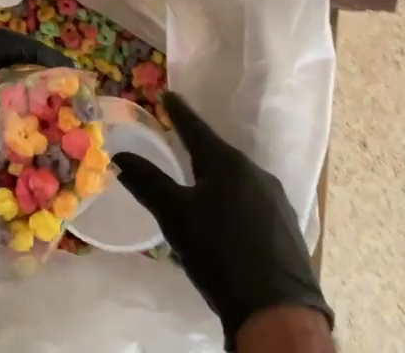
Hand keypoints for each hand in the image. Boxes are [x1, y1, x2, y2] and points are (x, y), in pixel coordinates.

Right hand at [115, 92, 330, 341]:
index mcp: (227, 163)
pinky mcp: (286, 226)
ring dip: (217, 176)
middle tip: (178, 142)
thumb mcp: (174, 215)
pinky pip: (252, 200)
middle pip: (219, 152)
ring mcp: (276, 200)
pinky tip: (227, 216)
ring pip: (238, 178)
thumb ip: (147, 181)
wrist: (276, 309)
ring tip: (199, 182)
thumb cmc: (218, 252)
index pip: (196, 128)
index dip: (178, 112)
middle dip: (197, 147)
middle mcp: (255, 173)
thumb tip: (119, 156)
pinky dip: (234, 199)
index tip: (167, 95)